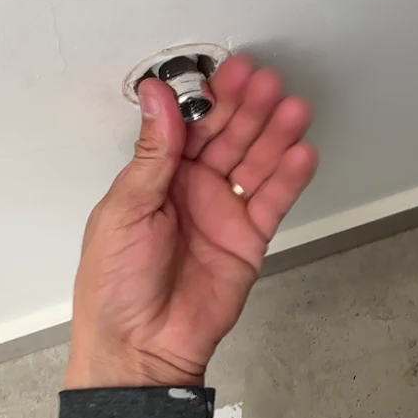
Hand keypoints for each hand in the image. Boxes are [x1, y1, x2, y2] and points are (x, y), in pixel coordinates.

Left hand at [66, 55, 318, 388]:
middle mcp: (193, 189)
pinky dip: (289, 178)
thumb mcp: (125, 209)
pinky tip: (302, 152)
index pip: (190, 126)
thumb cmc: (115, 284)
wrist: (140, 346)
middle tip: (268, 83)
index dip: (212, 98)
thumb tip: (156, 96)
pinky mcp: (249, 240)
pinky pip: (273, 202)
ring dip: (275, 136)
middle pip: (228, 138)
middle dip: (249, 109)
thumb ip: (153, 153)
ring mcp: (223, 213)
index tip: (232, 72)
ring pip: (256, 164)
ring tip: (294, 109)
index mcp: (157, 177)